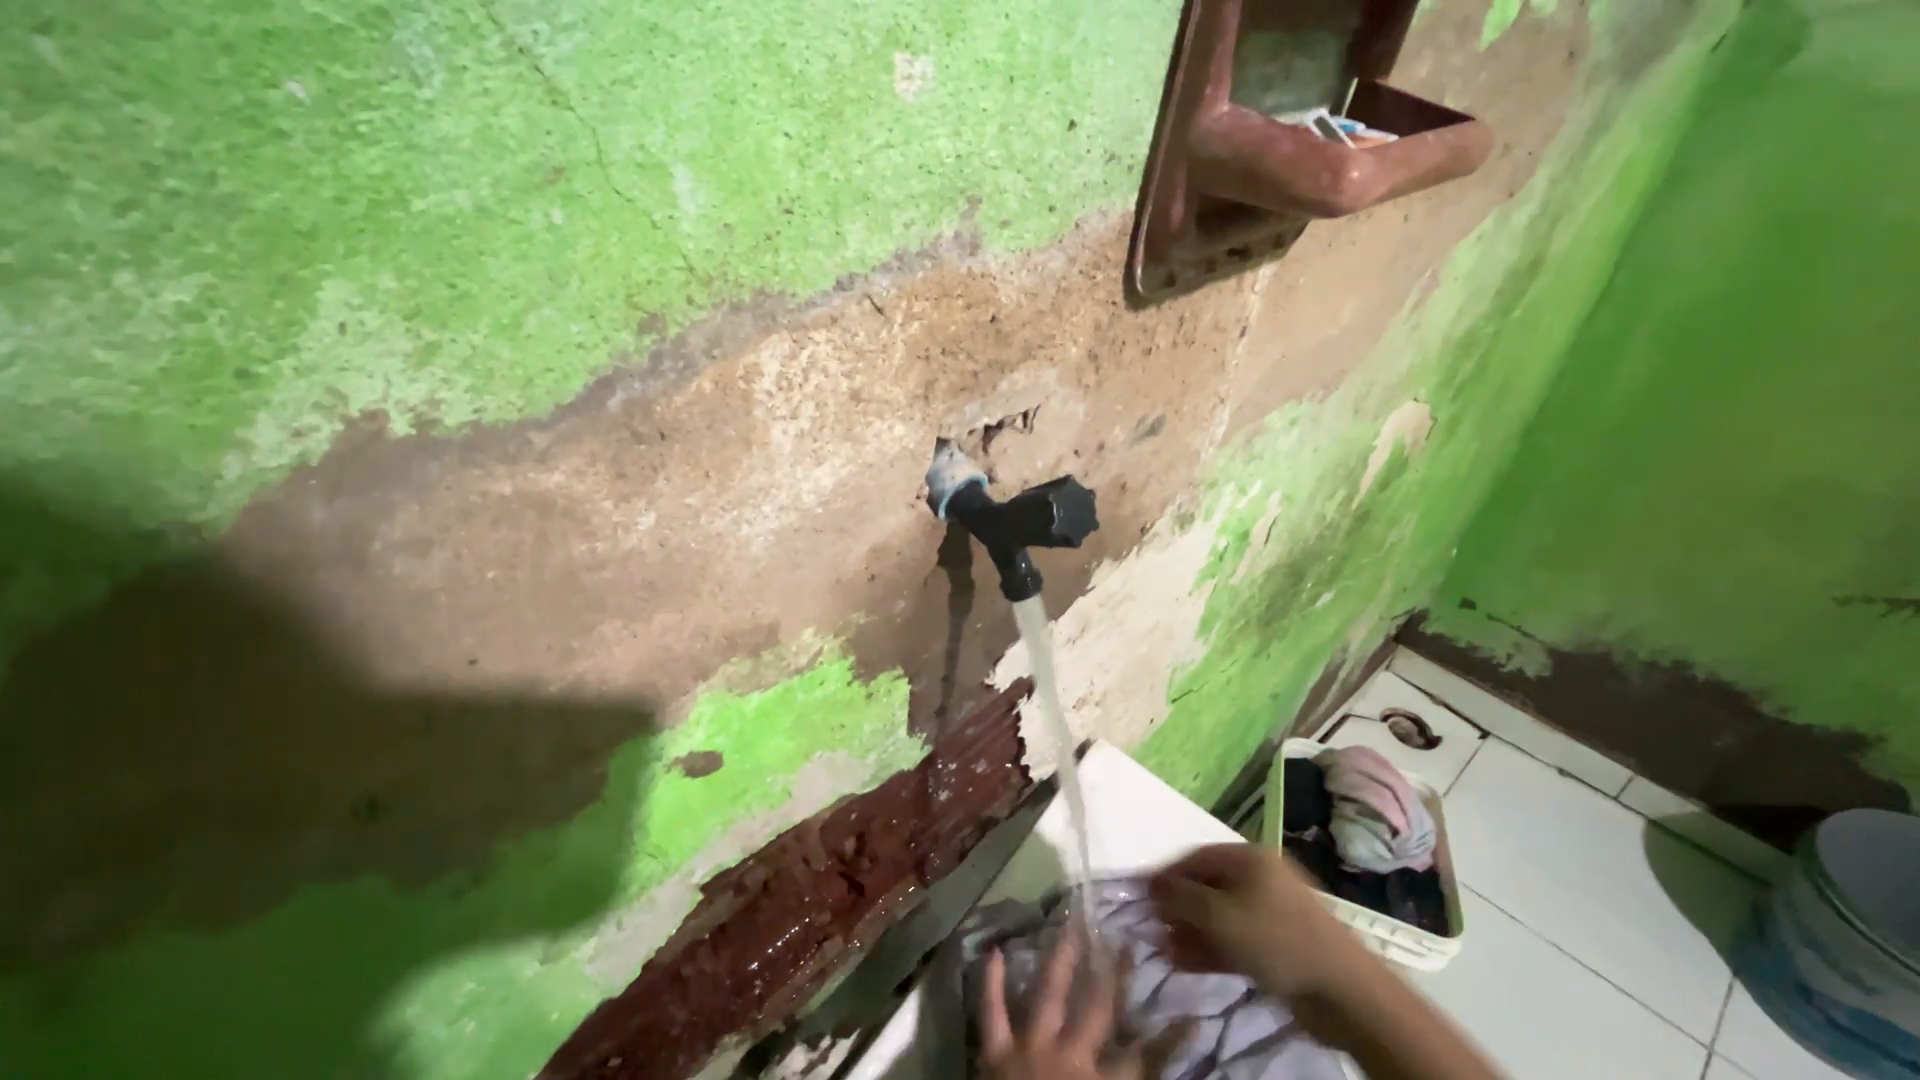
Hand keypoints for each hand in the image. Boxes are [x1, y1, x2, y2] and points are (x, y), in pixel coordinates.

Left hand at [979, 928, 1161, 1079]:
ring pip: (1048, 993)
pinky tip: (993, 950)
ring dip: (1061, 957)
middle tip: (1123, 938)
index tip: (1191, 1016)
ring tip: (1071, 922)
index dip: (1170, 1039)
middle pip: (1098, 1007)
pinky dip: (990, 982)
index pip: (1145, 1059)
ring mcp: (1030, 1049)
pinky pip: (991, 1012)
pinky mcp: (994, 1053)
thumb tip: (1154, 1074)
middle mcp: (1070, 1057)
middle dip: (1113, 972)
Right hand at [1148, 843, 1359, 996]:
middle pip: (1207, 886)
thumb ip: (1180, 897)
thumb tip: (1151, 884)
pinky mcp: (1275, 943)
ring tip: (1164, 949)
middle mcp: (1259, 878)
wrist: (1341, 989)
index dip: (1166, 875)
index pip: (1196, 857)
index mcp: (1249, 858)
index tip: (1140, 897)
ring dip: (1190, 930)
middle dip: (1177, 907)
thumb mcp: (1219, 915)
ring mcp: (1269, 912)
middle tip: (1151, 927)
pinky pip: (1233, 938)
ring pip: (1218, 915)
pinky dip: (1210, 947)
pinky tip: (1185, 962)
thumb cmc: (1275, 939)